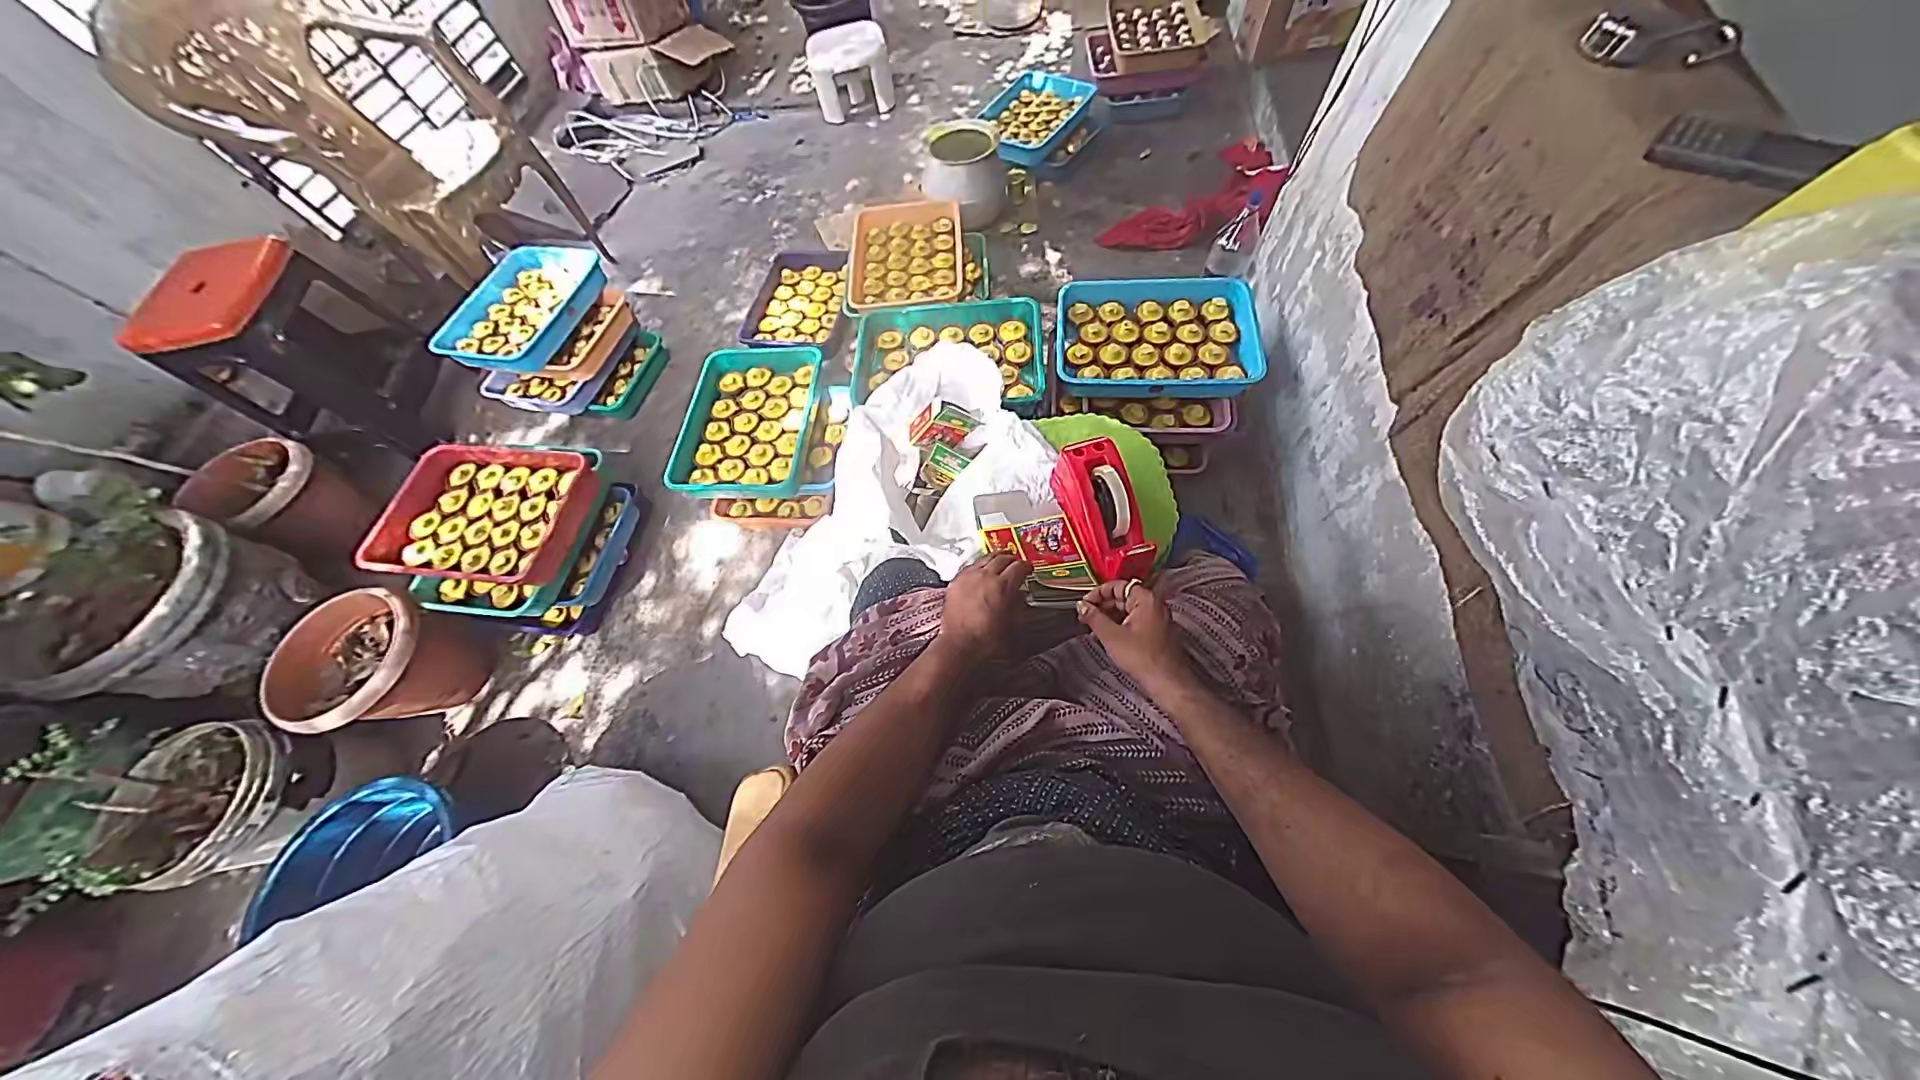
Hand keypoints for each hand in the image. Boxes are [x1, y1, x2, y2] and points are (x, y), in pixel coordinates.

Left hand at [938, 554, 1030, 654]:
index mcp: (1003, 586)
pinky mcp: (956, 581)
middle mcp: (985, 576)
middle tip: (1016, 563)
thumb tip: (1019, 594)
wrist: (960, 644)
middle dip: (1012, 559)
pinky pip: (971, 566)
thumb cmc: (985, 638)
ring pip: (985, 559)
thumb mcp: (1011, 622)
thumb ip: (1017, 604)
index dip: (1026, 566)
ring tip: (1000, 562)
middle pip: (1002, 558)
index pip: (1019, 566)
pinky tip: (981, 571)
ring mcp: (969, 577)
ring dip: (995, 559)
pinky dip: (979, 566)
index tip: (1028, 569)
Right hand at [1077, 578, 1188, 688]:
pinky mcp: (1158, 632)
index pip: (1118, 586)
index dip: (1098, 593)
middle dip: (1103, 606)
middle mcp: (1155, 605)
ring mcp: (1158, 618)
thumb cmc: (1143, 658)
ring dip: (1111, 616)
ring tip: (1095, 628)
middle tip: (1086, 616)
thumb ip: (1093, 617)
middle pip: (1124, 596)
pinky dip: (1121, 625)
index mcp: (1146, 599)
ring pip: (1129, 610)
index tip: (1085, 604)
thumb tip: (1082, 606)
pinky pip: (1136, 621)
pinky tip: (1110, 636)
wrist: (1166, 681)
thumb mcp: (1110, 635)